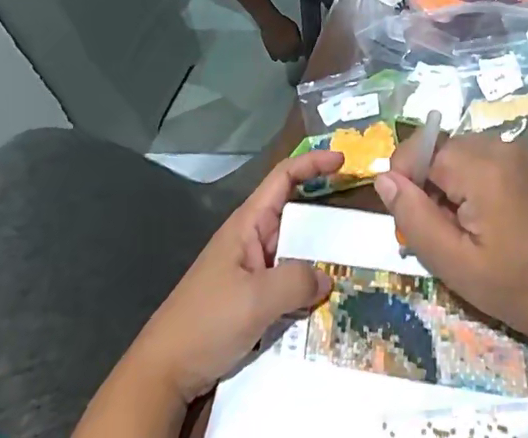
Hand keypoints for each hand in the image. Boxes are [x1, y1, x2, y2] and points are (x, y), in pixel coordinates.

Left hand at [129, 149, 343, 402]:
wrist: (165, 369)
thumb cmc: (206, 321)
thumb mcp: (256, 300)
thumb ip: (296, 282)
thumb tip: (327, 277)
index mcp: (247, 224)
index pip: (283, 178)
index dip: (312, 164)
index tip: (342, 160)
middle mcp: (251, 240)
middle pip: (294, 214)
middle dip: (325, 212)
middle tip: (362, 218)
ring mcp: (251, 270)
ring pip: (294, 252)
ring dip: (320, 255)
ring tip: (357, 261)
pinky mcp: (251, 298)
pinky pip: (287, 282)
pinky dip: (308, 285)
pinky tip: (329, 301)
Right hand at [258, 13, 303, 61]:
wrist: (270, 23)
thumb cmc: (284, 23)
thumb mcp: (295, 29)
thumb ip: (298, 39)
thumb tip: (299, 43)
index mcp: (297, 46)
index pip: (302, 53)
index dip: (302, 50)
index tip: (301, 48)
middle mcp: (289, 53)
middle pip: (294, 59)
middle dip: (294, 54)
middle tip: (293, 48)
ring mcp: (280, 55)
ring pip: (285, 60)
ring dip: (286, 55)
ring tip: (284, 49)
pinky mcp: (271, 55)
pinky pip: (276, 58)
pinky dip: (277, 55)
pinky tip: (277, 49)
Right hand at [374, 134, 527, 352]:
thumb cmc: (514, 287)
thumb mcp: (453, 262)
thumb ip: (413, 217)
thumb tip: (383, 178)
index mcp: (482, 167)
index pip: (418, 151)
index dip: (407, 184)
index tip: (418, 224)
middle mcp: (497, 146)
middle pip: (436, 151)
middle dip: (426, 187)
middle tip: (441, 234)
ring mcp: (512, 150)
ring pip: (452, 155)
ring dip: (444, 186)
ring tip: (461, 230)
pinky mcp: (520, 161)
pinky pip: (474, 160)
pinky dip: (465, 184)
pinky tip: (479, 220)